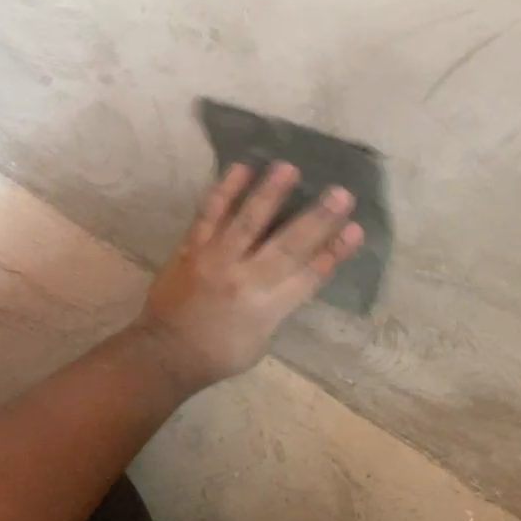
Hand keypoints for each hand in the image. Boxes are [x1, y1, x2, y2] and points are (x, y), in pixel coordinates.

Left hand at [129, 161, 364, 392]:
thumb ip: (279, 304)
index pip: (309, 276)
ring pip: (247, 221)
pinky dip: (224, 191)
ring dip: (269, 193)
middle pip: (288, 245)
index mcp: (267, 307)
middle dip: (317, 218)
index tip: (356, 228)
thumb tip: (295, 272)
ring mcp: (216, 260)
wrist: (165, 353)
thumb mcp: (261, 340)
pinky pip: (209, 215)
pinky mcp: (191, 248)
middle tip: (341, 192)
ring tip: (288, 167)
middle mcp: (245, 279)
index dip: (334, 252)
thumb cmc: (218, 354)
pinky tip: (240, 169)